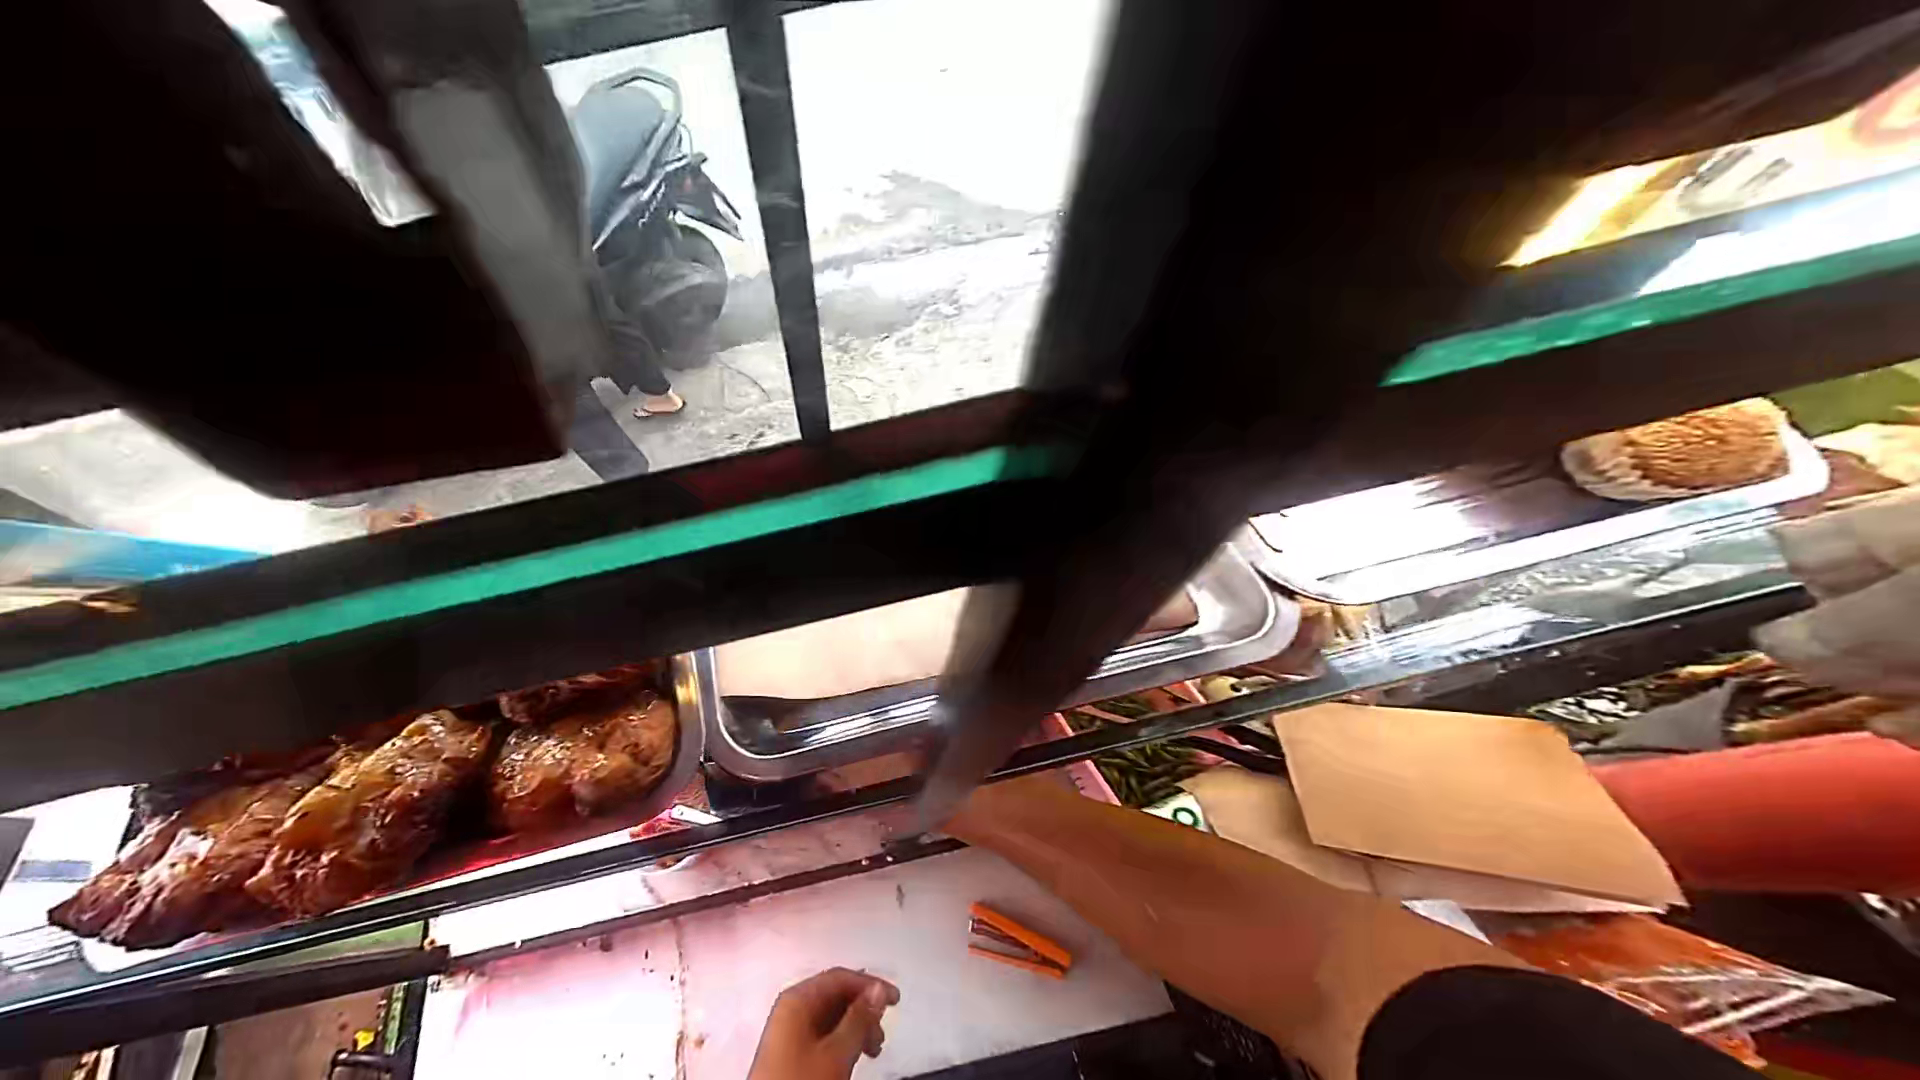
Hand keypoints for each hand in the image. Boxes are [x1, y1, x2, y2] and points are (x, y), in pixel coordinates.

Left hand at [747, 967, 899, 1079]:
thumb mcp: (837, 1053)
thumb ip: (860, 1018)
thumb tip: (878, 989)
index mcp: (797, 999)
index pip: (839, 977)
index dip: (869, 985)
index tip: (894, 1000)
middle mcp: (791, 1009)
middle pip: (835, 996)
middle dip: (863, 1011)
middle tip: (882, 1033)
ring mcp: (789, 1031)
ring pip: (831, 1017)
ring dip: (856, 1028)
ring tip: (873, 1050)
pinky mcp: (790, 1053)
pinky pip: (822, 1035)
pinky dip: (843, 1042)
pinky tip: (854, 1057)